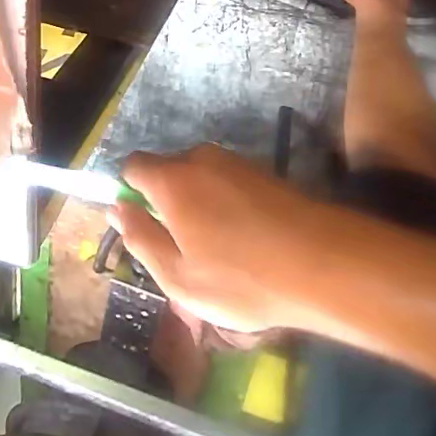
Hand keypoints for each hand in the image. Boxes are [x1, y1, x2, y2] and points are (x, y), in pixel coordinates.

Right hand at [110, 144, 350, 334]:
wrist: (318, 260)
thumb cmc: (240, 277)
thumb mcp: (177, 275)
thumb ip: (140, 237)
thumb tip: (117, 208)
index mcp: (175, 179)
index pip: (135, 165)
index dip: (130, 193)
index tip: (142, 227)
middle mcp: (203, 158)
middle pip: (169, 171)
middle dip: (166, 203)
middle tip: (181, 251)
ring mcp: (236, 162)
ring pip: (199, 178)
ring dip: (197, 206)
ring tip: (216, 253)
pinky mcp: (262, 171)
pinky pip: (225, 182)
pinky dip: (223, 204)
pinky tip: (242, 241)